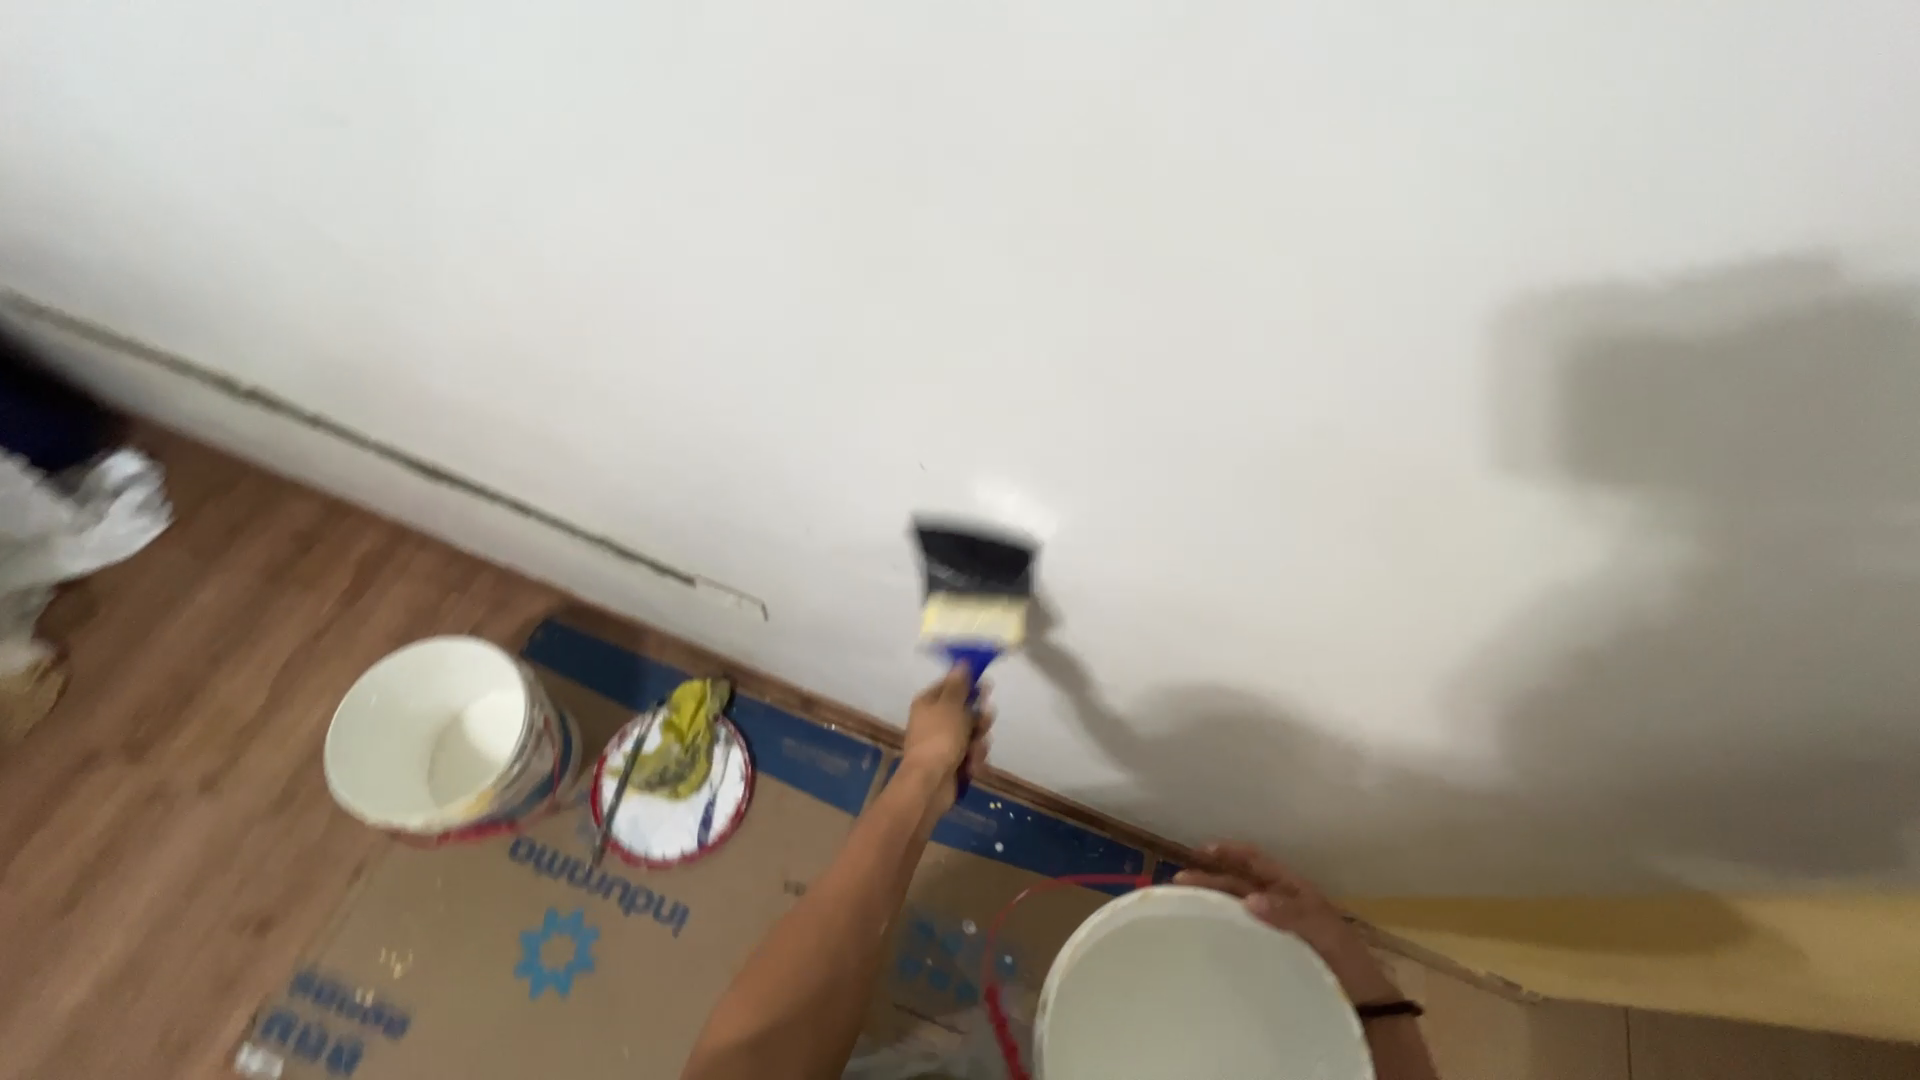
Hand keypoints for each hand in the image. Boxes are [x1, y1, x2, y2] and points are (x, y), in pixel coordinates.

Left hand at [900, 666, 993, 798]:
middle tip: (984, 721)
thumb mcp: (950, 706)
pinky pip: (972, 754)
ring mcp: (944, 743)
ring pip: (973, 734)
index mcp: (929, 703)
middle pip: (966, 711)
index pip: (951, 685)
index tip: (987, 687)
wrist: (930, 783)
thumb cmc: (939, 738)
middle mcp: (935, 720)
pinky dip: (974, 760)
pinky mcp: (953, 762)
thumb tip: (962, 662)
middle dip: (979, 719)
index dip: (970, 686)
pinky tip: (972, 766)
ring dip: (978, 743)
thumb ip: (959, 685)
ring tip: (974, 752)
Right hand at [1175, 842, 1398, 1004]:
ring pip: (1238, 904)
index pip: (1256, 862)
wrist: (1365, 1008)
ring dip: (1213, 898)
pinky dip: (1223, 924)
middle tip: (1179, 881)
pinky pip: (1242, 931)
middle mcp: (1281, 903)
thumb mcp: (1324, 931)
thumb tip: (1248, 899)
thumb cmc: (1347, 962)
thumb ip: (1291, 913)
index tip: (1202, 851)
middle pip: (1241, 882)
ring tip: (1186, 901)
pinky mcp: (1271, 952)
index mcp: (1293, 889)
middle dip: (1211, 877)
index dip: (1230, 852)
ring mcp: (1275, 928)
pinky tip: (1208, 933)